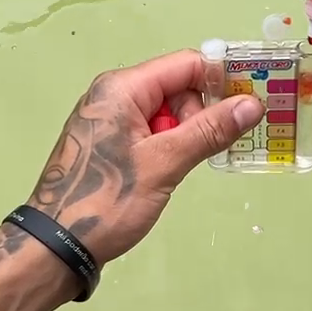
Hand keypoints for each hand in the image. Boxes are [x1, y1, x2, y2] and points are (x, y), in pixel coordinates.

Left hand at [29, 50, 263, 262]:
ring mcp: (110, 121)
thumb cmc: (107, 199)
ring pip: (167, 114)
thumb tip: (253, 104)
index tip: (250, 106)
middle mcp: (114, 96)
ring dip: (186, 136)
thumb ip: (210, 130)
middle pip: (178, 88)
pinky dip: (170, 148)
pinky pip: (151, 134)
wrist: (58, 245)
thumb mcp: (165, 163)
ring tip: (182, 168)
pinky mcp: (110, 146)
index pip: (186, 65)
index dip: (221, 81)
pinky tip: (170, 173)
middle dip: (202, 115)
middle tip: (209, 150)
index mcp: (123, 88)